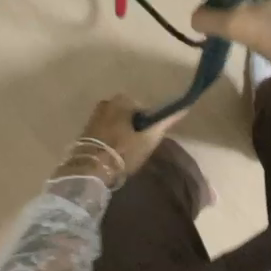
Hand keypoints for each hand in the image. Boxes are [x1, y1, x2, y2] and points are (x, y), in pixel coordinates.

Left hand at [55, 95, 182, 185]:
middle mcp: (105, 103)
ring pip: (117, 124)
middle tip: (137, 148)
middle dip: (134, 129)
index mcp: (121, 100)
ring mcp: (93, 116)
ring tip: (125, 153)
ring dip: (122, 135)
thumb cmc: (123, 151)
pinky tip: (113, 154)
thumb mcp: (149, 138)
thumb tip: (185, 107)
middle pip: (129, 116)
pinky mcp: (85, 130)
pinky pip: (105, 131)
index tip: (148, 140)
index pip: (144, 110)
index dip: (148, 126)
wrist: (90, 170)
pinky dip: (111, 139)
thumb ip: (166, 122)